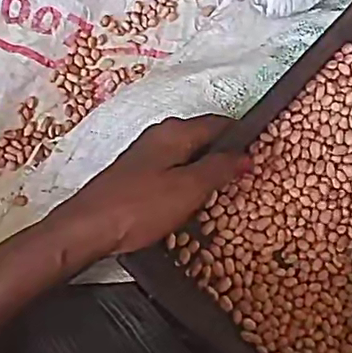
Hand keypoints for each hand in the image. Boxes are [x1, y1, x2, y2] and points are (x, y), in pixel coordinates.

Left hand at [47, 115, 249, 256]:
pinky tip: (196, 203)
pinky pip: (175, 172)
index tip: (263, 154)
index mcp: (175, 132)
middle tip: (249, 178)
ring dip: (209, 171)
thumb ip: (220, 168)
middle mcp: (161, 137)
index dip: (244, 137)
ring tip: (229, 194)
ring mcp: (147, 156)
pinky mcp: (138, 177)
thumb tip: (247, 155)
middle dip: (227, 155)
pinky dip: (191, 183)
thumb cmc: (140, 206)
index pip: (220, 124)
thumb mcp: (189, 188)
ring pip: (189, 157)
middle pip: (204, 139)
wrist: (88, 228)